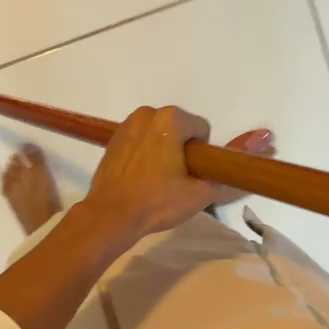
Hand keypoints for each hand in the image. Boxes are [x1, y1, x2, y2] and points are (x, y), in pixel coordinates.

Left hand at [79, 106, 218, 244]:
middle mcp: (148, 113)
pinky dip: (144, 153)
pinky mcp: (113, 139)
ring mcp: (126, 124)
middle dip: (182, 148)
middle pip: (179, 129)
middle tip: (177, 178)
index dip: (203, 153)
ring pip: (158, 134)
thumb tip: (214, 174)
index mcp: (171, 118)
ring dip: (163, 149)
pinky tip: (141, 176)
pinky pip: (140, 141)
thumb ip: (217, 178)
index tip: (193, 174)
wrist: (111, 214)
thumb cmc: (157, 202)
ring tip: (158, 178)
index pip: (202, 129)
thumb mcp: (200, 195)